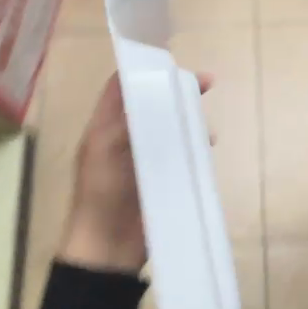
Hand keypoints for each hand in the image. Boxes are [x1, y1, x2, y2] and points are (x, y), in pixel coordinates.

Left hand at [60, 71, 213, 273]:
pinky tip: (207, 145)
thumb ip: (125, 118)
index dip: (142, 70)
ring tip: (207, 122)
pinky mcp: (162, 177)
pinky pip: (181, 152)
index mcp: (105, 127)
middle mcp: (125, 137)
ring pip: (170, 127)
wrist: (108, 248)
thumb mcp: (104, 150)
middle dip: (176, 92)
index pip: (121, 87)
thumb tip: (149, 88)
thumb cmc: (100, 194)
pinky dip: (195, 144)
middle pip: (152, 103)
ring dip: (189, 119)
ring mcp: (146, 158)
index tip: (170, 59)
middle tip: (206, 83)